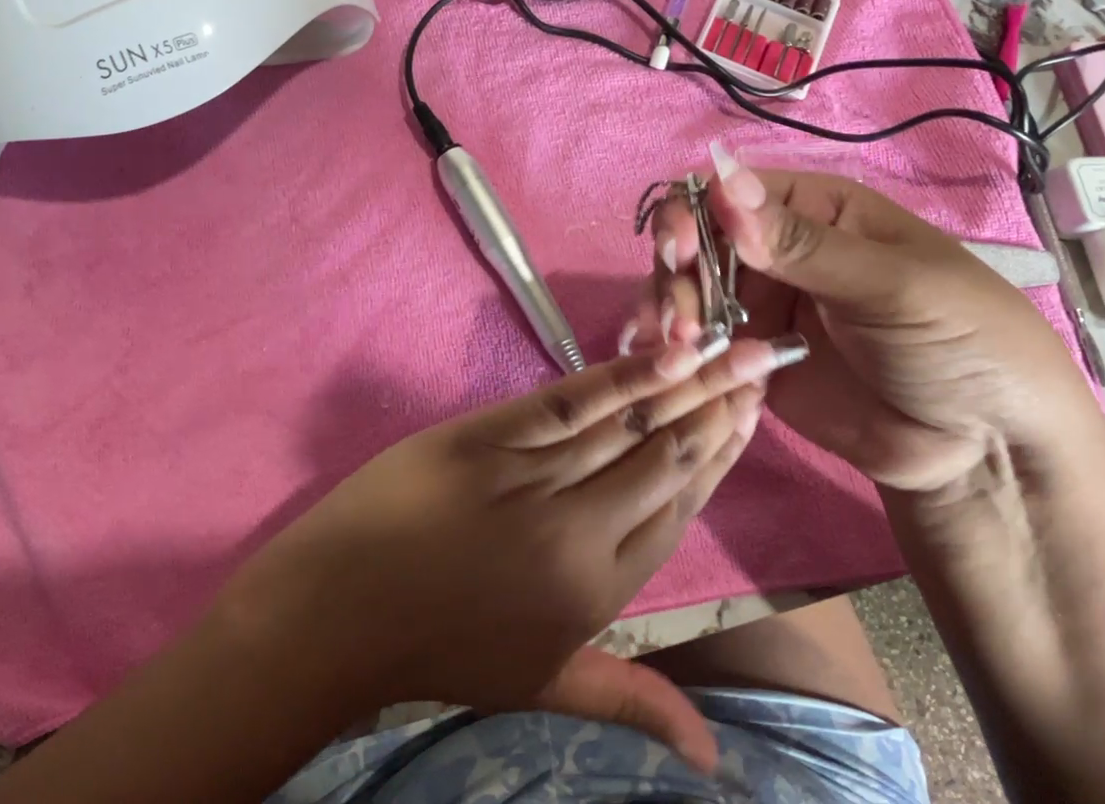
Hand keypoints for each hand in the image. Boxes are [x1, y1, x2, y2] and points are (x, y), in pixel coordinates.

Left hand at [207, 338, 801, 772]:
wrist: (340, 612)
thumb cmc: (439, 648)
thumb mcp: (540, 684)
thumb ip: (632, 699)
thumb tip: (717, 757)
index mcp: (599, 590)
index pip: (678, 511)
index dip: (720, 460)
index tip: (750, 417)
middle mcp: (580, 530)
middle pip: (667, 459)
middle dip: (719, 407)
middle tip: (764, 358)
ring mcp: (532, 477)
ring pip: (628, 425)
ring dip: (687, 383)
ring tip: (731, 346)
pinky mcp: (486, 438)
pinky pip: (569, 403)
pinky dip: (620, 376)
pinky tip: (663, 352)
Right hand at [637, 152, 1097, 493]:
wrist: (985, 447)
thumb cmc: (962, 342)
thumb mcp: (890, 285)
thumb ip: (801, 243)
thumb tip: (723, 181)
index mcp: (815, 213)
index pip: (726, 193)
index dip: (690, 215)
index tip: (677, 254)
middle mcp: (777, 254)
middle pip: (693, 245)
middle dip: (677, 278)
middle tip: (682, 326)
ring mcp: (761, 308)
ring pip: (687, 295)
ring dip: (670, 316)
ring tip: (680, 353)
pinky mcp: (750, 361)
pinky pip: (697, 347)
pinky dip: (674, 354)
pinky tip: (667, 367)